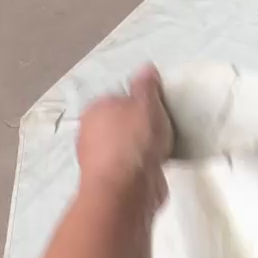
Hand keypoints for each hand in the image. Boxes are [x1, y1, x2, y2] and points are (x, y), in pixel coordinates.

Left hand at [76, 65, 174, 208]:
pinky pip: (133, 163)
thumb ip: (147, 86)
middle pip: (123, 121)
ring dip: (144, 145)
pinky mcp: (112, 179)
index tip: (160, 107)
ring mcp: (99, 158)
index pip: (120, 96)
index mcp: (96, 109)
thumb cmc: (135, 139)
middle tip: (165, 125)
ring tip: (166, 145)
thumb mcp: (147, 103)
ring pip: (128, 143)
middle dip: (142, 123)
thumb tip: (146, 67)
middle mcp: (91, 132)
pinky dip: (144, 163)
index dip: (142, 100)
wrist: (126, 189)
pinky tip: (160, 162)